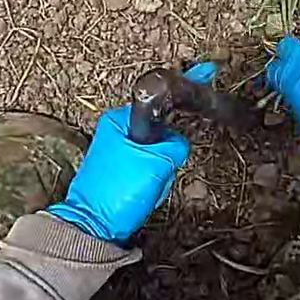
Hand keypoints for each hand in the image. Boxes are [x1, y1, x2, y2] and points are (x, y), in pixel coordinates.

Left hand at [48, 62, 216, 242]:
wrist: (92, 227)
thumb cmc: (117, 191)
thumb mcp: (156, 162)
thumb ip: (175, 144)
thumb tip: (178, 143)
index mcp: (120, 119)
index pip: (157, 97)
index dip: (184, 87)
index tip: (207, 72)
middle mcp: (117, 129)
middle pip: (161, 128)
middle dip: (169, 152)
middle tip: (161, 171)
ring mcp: (119, 149)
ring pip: (158, 150)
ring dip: (161, 169)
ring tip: (149, 186)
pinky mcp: (122, 169)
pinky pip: (149, 166)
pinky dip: (154, 178)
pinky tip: (146, 192)